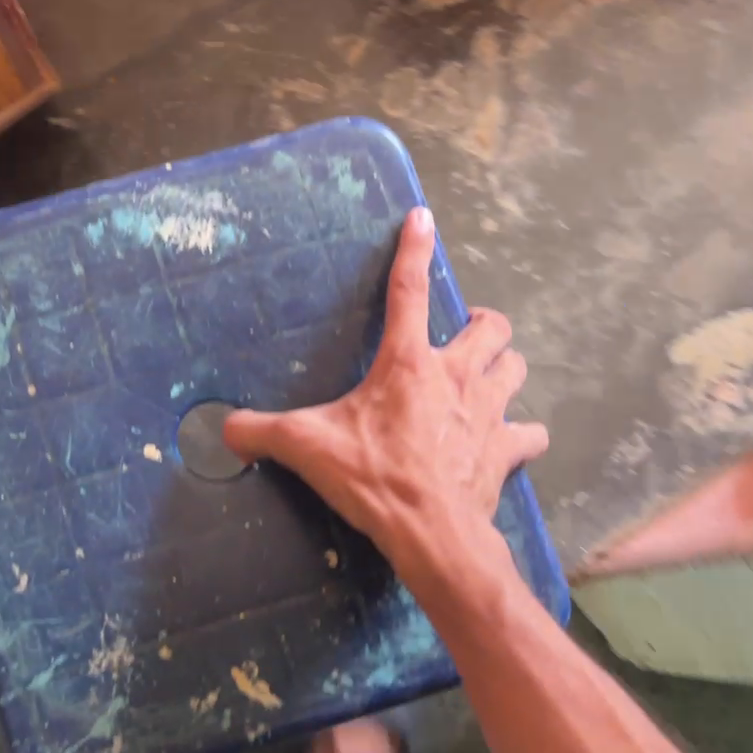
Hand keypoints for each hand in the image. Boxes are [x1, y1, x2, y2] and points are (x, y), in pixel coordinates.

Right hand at [222, 207, 547, 559]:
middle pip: (491, 326)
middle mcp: (455, 376)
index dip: (412, 250)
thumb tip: (222, 429)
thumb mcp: (304, 446)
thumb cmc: (371, 476)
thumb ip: (260, 431)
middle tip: (459, 333)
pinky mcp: (507, 451)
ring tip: (482, 375)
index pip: (407, 291)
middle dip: (481, 322)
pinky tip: (508, 438)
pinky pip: (530, 432)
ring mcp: (488, 413)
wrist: (432, 535)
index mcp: (407, 363)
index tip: (422, 217)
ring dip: (502, 367)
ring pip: (515, 368)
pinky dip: (521, 431)